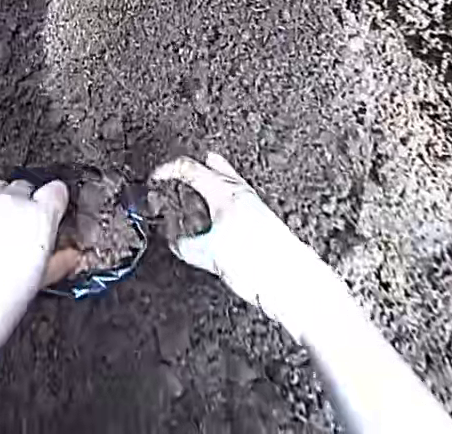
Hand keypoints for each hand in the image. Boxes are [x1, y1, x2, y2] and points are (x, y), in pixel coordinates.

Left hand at [0, 178, 69, 354]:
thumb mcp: (36, 285)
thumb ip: (56, 262)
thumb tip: (67, 257)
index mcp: (38, 218)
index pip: (56, 191)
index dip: (54, 204)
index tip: (51, 214)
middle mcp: (10, 203)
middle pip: (25, 188)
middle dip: (25, 207)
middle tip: (20, 236)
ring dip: (0, 208)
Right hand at [151, 153, 352, 340]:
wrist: (295, 284)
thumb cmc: (258, 263)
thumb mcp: (210, 255)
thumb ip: (186, 245)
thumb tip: (176, 241)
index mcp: (223, 190)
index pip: (188, 167)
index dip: (166, 170)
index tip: (155, 178)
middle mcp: (238, 191)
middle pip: (208, 166)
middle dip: (189, 174)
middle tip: (175, 187)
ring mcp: (251, 203)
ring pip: (221, 184)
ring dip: (204, 191)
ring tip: (192, 213)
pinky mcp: (259, 219)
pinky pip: (232, 201)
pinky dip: (217, 206)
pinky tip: (214, 228)